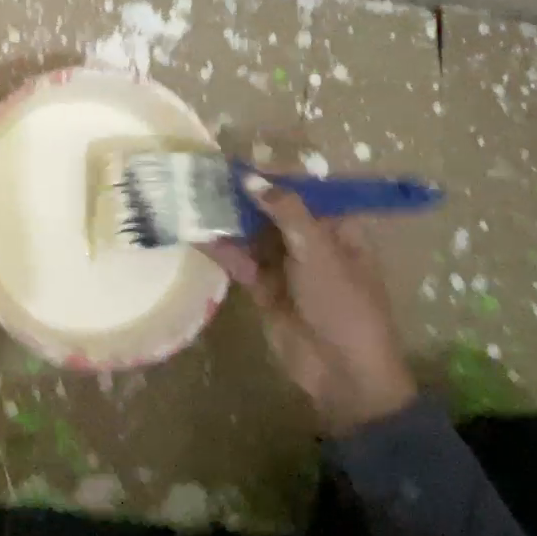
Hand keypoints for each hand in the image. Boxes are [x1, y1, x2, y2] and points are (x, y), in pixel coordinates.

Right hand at [202, 178, 417, 436]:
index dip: (273, 175)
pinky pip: (239, 260)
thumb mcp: (320, 252)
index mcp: (338, 229)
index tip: (238, 161)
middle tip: (205, 175)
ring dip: (226, 218)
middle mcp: (311, 242)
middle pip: (272, 210)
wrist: (343, 374)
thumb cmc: (343, 305)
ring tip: (192, 197)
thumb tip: (250, 177)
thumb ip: (285, 211)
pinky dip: (220, 248)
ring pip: (252, 233)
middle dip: (242, 194)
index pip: (304, 191)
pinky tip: (195, 232)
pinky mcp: (264, 288)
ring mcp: (286, 266)